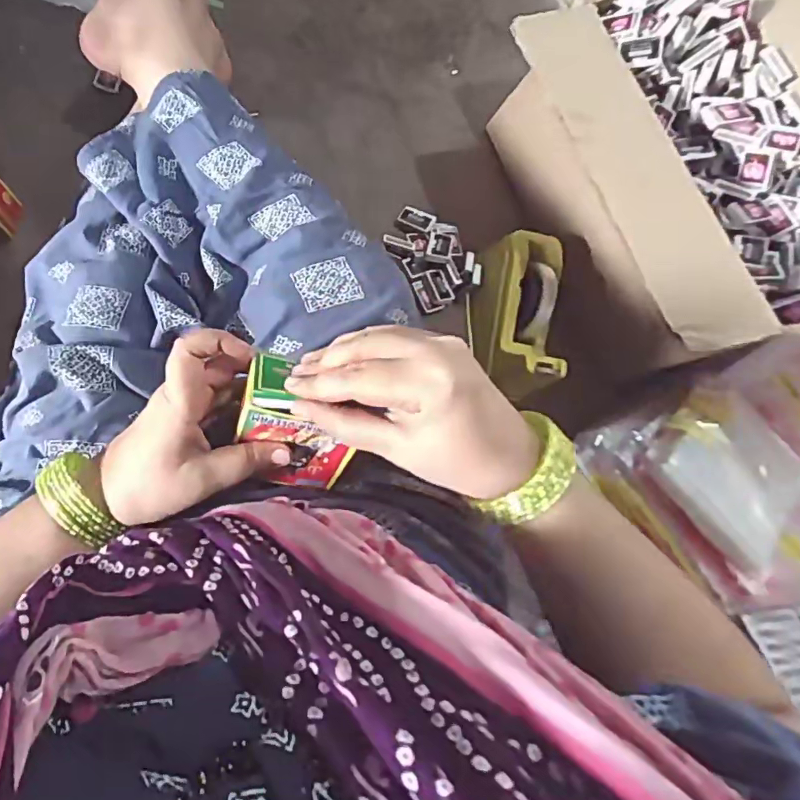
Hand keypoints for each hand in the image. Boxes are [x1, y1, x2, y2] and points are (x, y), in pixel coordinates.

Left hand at [98, 330, 291, 525]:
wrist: (108, 497)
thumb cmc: (150, 485)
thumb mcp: (203, 478)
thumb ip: (245, 461)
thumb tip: (286, 450)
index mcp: (179, 399)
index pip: (190, 348)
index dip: (221, 341)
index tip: (251, 359)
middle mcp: (180, 394)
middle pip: (215, 364)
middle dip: (250, 371)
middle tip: (280, 391)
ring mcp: (181, 405)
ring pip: (218, 384)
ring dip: (246, 392)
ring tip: (277, 408)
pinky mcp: (183, 419)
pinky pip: (214, 403)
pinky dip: (236, 408)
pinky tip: (258, 425)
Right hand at [285, 327, 539, 500]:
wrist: (514, 458)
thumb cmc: (456, 464)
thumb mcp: (397, 450)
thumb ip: (346, 425)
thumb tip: (301, 408)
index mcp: (427, 383)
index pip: (358, 376)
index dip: (318, 383)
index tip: (286, 387)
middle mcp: (435, 350)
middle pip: (364, 347)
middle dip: (325, 361)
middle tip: (294, 373)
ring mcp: (441, 341)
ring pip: (376, 335)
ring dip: (342, 349)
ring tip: (311, 364)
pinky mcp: (444, 341)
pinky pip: (393, 336)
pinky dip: (364, 345)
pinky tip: (344, 356)